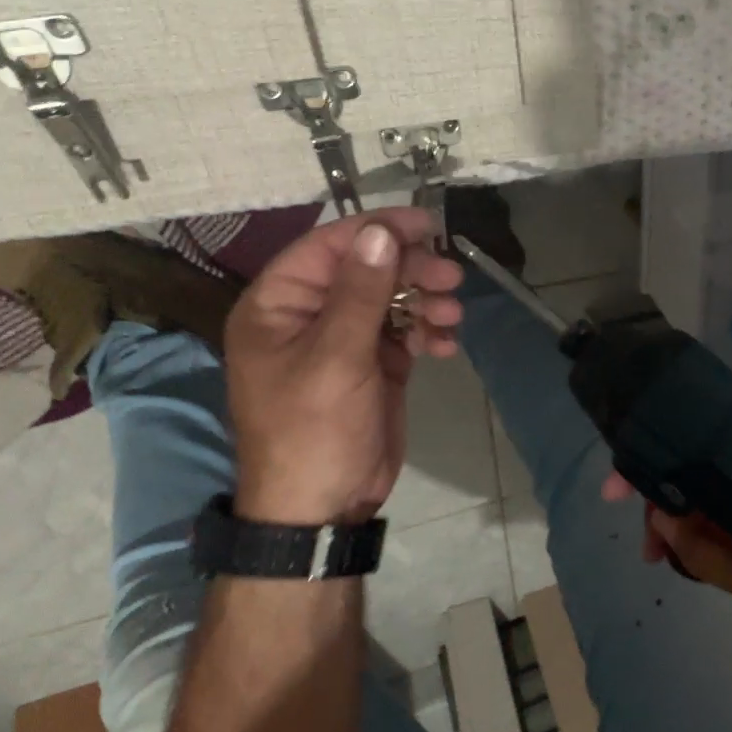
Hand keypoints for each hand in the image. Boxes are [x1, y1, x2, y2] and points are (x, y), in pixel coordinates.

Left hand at [225, 209, 463, 525]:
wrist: (323, 507)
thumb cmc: (314, 431)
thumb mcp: (335, 359)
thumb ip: (360, 293)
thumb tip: (379, 232)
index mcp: (278, 306)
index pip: (328, 248)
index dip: (376, 231)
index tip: (427, 225)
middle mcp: (309, 316)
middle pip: (366, 270)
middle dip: (411, 271)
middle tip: (452, 278)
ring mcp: (344, 343)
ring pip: (391, 300)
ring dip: (426, 302)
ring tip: (452, 318)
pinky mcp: (374, 367)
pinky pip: (404, 333)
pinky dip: (427, 333)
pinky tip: (445, 345)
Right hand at [600, 473, 731, 637]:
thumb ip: (705, 551)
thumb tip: (659, 518)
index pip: (693, 446)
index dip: (648, 464)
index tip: (615, 491)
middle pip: (693, 460)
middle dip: (660, 498)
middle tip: (647, 549)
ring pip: (703, 475)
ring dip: (677, 510)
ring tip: (661, 555)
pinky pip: (719, 488)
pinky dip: (698, 512)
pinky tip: (687, 542)